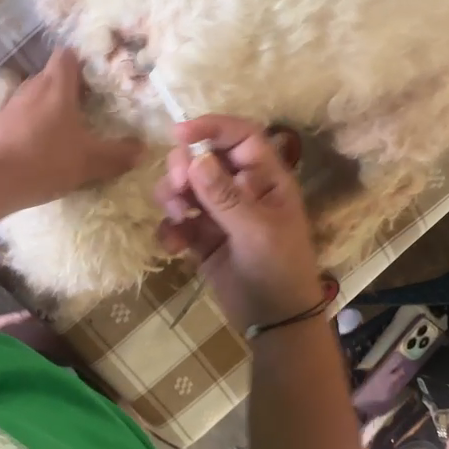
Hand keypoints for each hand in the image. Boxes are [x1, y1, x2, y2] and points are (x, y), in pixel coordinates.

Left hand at [0, 49, 143, 203]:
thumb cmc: (47, 160)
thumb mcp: (89, 161)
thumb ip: (117, 155)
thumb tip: (142, 151)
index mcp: (56, 85)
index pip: (68, 55)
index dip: (82, 64)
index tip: (95, 82)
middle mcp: (32, 87)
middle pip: (52, 75)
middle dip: (69, 89)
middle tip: (86, 110)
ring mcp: (12, 105)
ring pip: (36, 96)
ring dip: (49, 108)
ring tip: (65, 130)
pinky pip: (22, 116)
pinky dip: (32, 125)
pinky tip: (40, 146)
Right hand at [154, 116, 325, 331]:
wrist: (275, 321)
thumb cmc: (278, 270)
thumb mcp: (256, 231)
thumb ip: (224, 196)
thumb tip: (195, 159)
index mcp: (265, 179)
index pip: (240, 136)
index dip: (212, 128)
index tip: (178, 133)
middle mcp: (241, 191)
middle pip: (203, 159)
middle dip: (183, 169)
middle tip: (177, 190)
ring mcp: (220, 216)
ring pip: (185, 190)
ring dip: (173, 199)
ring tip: (177, 220)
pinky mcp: (203, 241)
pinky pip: (178, 224)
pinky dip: (170, 231)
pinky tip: (173, 247)